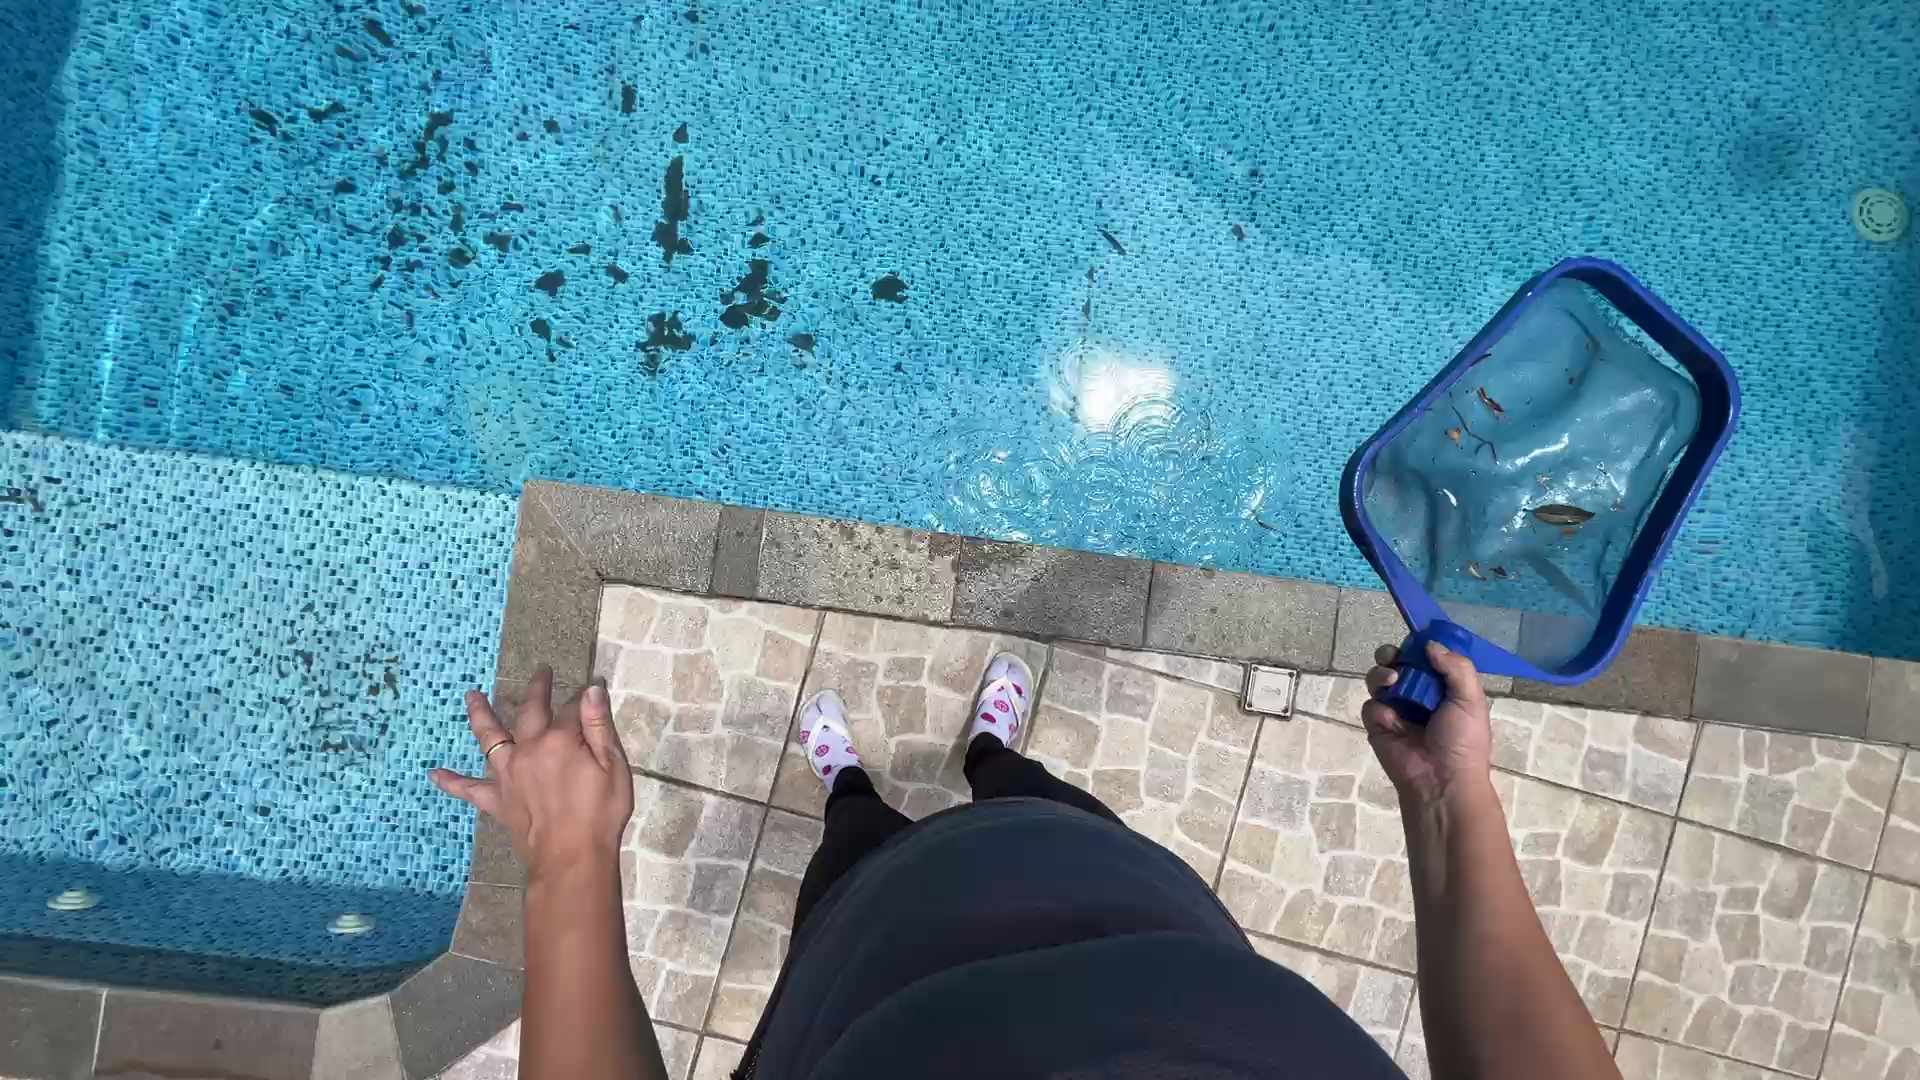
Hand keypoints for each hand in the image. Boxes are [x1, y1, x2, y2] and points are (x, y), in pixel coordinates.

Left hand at [430, 667, 633, 879]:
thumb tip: (591, 688)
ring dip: (481, 715)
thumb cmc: (601, 810)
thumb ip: (598, 725)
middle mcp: (528, 750)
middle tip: (541, 672)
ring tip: (471, 696)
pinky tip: (435, 773)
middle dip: (537, 690)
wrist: (571, 857)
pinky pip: (469, 789)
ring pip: (490, 738)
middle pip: (531, 712)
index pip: (572, 709)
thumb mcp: (613, 764)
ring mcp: (507, 775)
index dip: (584, 700)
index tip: (593, 690)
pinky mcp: (497, 800)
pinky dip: (451, 781)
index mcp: (559, 740)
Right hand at [1360, 641, 1492, 804]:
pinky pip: (1370, 705)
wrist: (1441, 779)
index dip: (1418, 648)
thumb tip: (1430, 644)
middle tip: (1392, 657)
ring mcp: (1395, 708)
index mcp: (1442, 688)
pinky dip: (1379, 709)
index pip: (1425, 659)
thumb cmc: (1462, 740)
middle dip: (1390, 656)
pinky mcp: (1376, 723)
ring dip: (1381, 675)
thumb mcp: (1471, 701)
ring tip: (1391, 682)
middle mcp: (1416, 695)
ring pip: (1378, 679)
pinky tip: (1391, 720)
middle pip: (1395, 664)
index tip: (1414, 642)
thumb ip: (1456, 669)